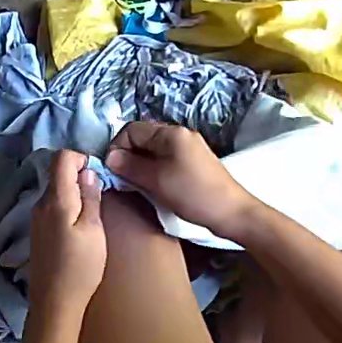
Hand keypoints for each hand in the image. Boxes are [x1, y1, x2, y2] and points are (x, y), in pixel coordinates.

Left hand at [28, 150, 106, 318]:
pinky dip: (68, 206)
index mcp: (56, 200)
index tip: (99, 175)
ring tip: (94, 212)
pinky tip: (80, 226)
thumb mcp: (94, 230)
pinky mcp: (38, 231)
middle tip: (102, 195)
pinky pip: (53, 207)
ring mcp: (36, 218)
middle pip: (57, 173)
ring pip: (56, 191)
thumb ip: (90, 197)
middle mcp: (40, 204)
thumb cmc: (80, 267)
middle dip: (80, 176)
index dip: (81, 158)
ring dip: (75, 192)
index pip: (61, 158)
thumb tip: (89, 171)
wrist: (54, 303)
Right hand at [104, 122, 261, 240]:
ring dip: (141, 166)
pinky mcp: (194, 163)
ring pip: (154, 151)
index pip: (132, 129)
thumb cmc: (193, 194)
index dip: (117, 147)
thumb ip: (131, 166)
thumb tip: (109, 157)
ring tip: (137, 186)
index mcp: (171, 133)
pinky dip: (155, 171)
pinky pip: (166, 161)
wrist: (231, 213)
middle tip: (123, 180)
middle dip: (129, 156)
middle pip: (143, 139)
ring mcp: (189, 149)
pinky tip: (154, 187)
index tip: (113, 170)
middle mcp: (180, 135)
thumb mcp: (157, 180)